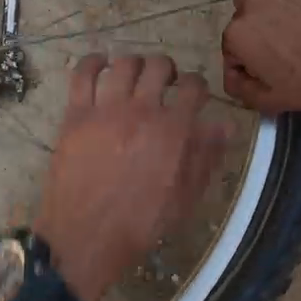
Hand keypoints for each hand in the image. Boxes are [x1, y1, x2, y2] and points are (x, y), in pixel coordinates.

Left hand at [32, 55, 227, 300]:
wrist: (85, 238)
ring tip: (136, 75)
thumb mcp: (185, 197)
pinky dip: (93, 62)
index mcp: (173, 131)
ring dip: (135, 64)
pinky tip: (100, 64)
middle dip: (168, 69)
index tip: (194, 93)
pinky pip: (82, 74)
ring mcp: (105, 110)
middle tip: (165, 82)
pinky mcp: (76, 115)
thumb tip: (224, 125)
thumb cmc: (140, 224)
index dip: (197, 85)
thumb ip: (206, 156)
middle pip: (159, 66)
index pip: (193, 87)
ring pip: (124, 64)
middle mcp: (141, 111)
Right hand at [221, 0, 300, 112]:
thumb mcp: (273, 101)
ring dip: (257, 11)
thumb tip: (233, 79)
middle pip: (239, 23)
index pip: (230, 53)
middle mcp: (248, 5)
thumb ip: (242, 91)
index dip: (247, 67)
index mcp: (237, 36)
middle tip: (280, 53)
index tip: (268, 74)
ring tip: (283, 26)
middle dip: (252, 39)